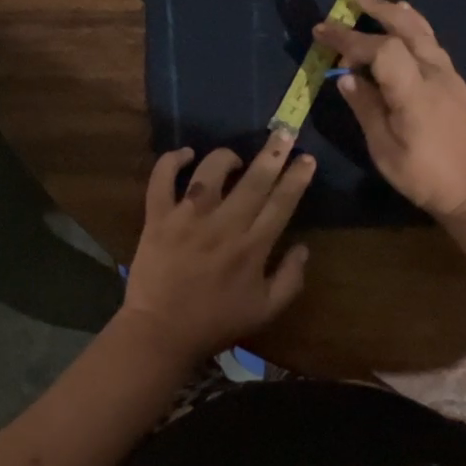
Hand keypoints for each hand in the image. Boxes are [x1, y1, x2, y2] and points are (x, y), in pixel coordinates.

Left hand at [121, 130, 316, 359]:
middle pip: (254, 181)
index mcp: (252, 248)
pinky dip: (172, 161)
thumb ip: (291, 279)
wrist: (161, 332)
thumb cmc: (215, 323)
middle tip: (284, 132)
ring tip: (234, 158)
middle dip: (272, 154)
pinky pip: (162, 180)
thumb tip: (304, 247)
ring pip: (210, 173)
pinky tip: (185, 154)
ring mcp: (187, 218)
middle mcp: (223, 226)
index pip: (281, 204)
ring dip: (225, 157)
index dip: (296, 179)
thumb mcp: (265, 311)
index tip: (307, 159)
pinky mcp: (158, 218)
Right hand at [313, 0, 465, 219]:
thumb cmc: (422, 176)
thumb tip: (346, 77)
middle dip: (379, 11)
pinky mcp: (455, 84)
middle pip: (407, 30)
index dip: (349, 38)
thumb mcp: (384, 148)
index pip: (380, 50)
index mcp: (415, 93)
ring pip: (424, 33)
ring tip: (377, 3)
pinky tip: (406, 27)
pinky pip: (433, 44)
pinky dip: (415, 28)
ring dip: (398, 14)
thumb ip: (365, 107)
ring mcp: (450, 78)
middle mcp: (436, 76)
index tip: (322, 32)